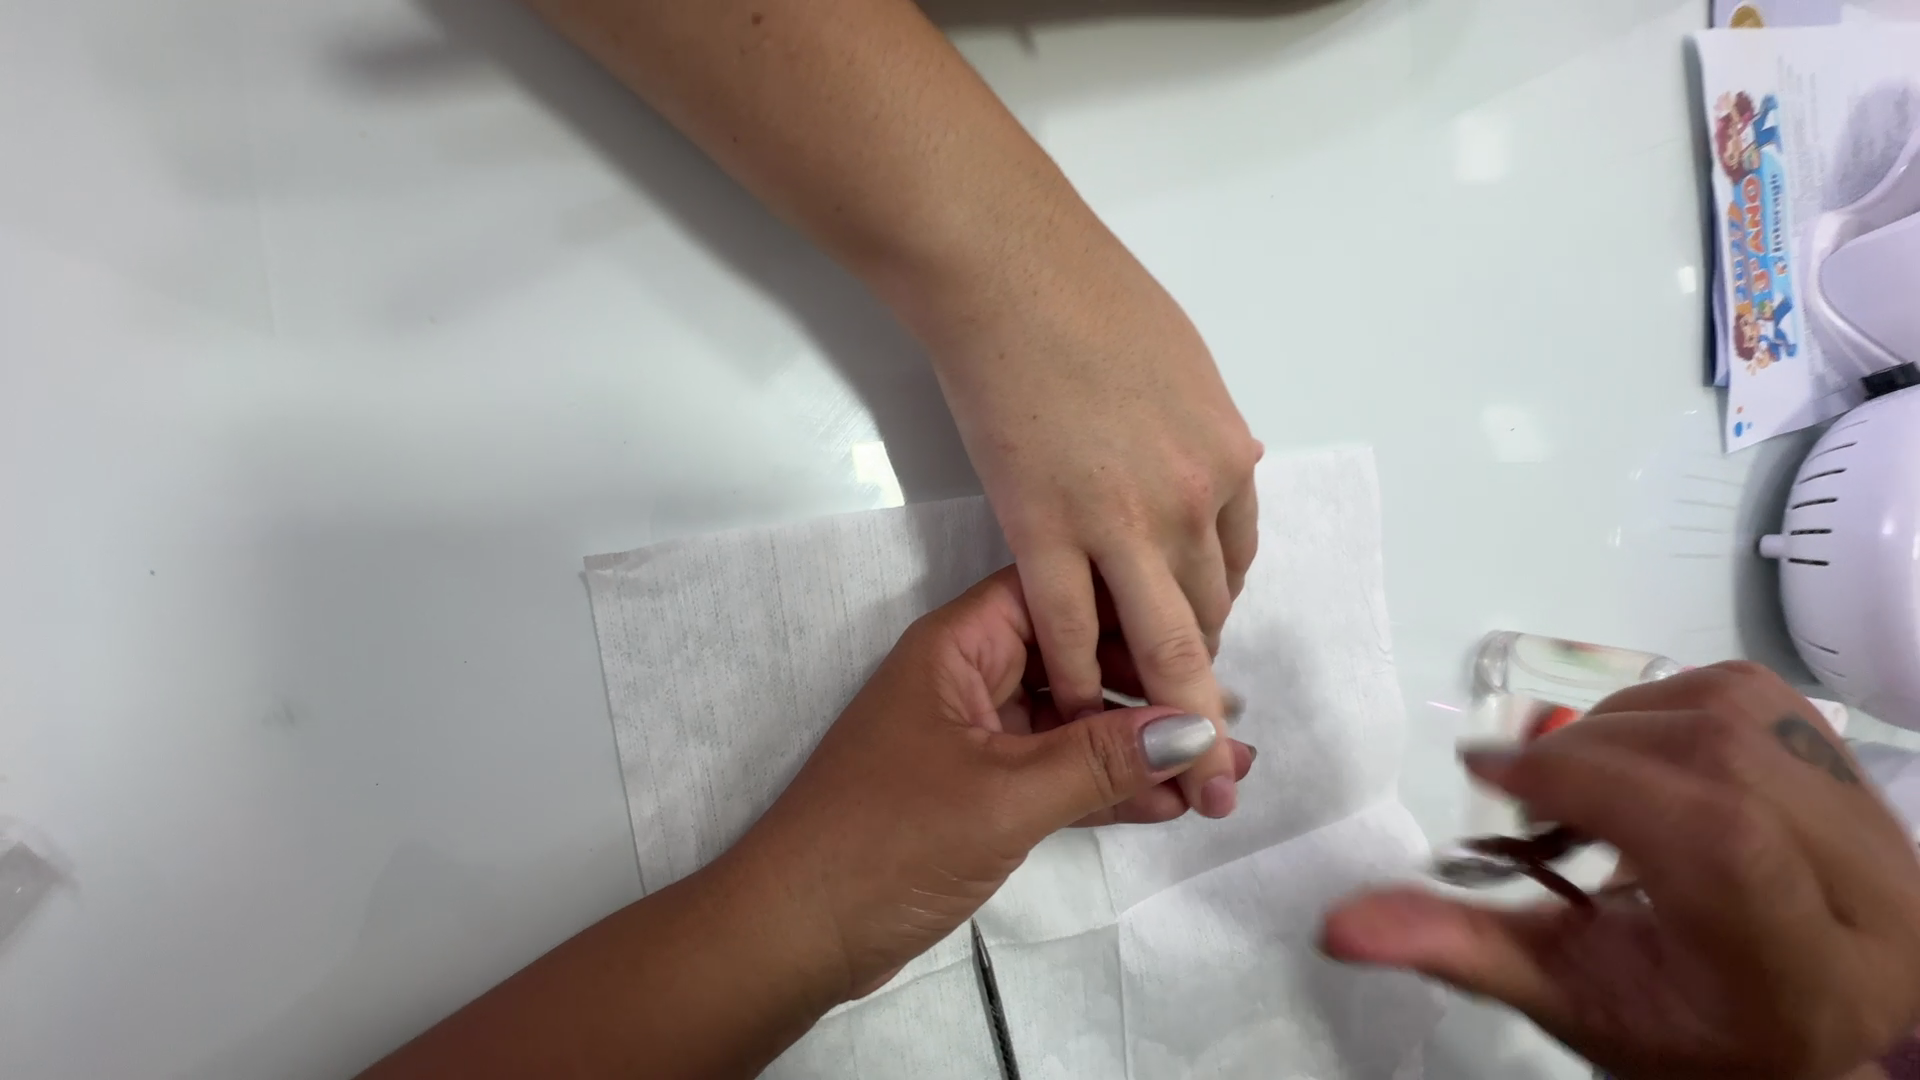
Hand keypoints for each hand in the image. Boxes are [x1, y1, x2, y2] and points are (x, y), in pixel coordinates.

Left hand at [736, 566, 1255, 998]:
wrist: (799, 931)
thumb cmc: (890, 838)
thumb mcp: (1003, 795)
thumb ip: (1100, 759)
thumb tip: (1198, 730)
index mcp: (960, 644)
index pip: (1057, 596)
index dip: (1128, 612)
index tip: (1202, 641)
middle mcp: (972, 675)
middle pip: (1074, 662)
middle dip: (1149, 695)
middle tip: (1228, 728)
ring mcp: (979, 734)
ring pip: (1072, 723)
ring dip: (1137, 749)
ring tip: (1223, 772)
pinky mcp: (983, 786)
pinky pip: (1056, 770)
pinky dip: (1105, 786)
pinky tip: (1169, 801)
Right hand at [910, 232, 1260, 821]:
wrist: (1008, 269)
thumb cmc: (1089, 299)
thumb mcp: (1177, 362)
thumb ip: (1193, 430)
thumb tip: (1193, 463)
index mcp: (1224, 454)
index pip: (1233, 561)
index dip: (1213, 610)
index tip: (1191, 636)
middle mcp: (1192, 498)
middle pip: (1207, 610)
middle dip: (1207, 680)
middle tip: (1205, 738)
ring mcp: (1122, 519)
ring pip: (1159, 638)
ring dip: (1163, 703)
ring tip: (1166, 761)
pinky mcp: (1044, 528)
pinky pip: (1070, 626)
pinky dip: (1079, 679)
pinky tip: (1077, 711)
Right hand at [1323, 662, 1919, 1079]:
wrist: (1802, 1018)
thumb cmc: (1676, 1021)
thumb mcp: (1559, 994)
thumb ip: (1453, 949)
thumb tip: (1335, 926)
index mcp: (1796, 968)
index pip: (1715, 837)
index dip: (1586, 780)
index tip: (1486, 773)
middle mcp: (1873, 894)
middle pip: (1714, 760)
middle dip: (1583, 753)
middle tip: (1529, 790)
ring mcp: (1878, 825)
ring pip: (1727, 712)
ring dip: (1615, 725)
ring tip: (1582, 777)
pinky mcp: (1852, 773)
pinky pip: (1746, 694)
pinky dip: (1660, 703)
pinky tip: (1637, 754)